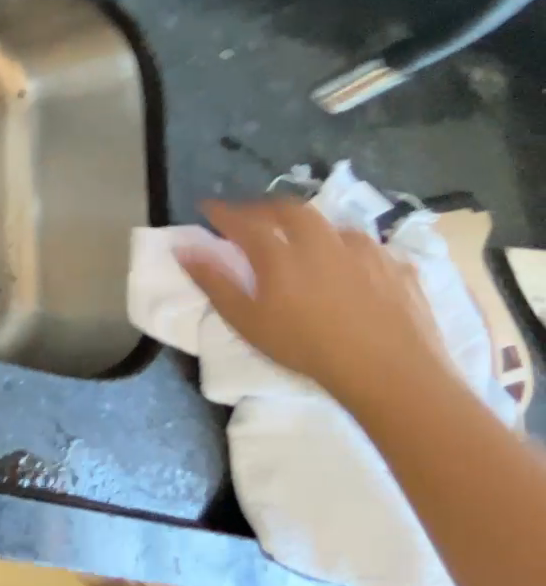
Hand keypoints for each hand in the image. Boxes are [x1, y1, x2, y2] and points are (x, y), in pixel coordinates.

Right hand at [179, 199, 451, 405]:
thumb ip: (213, 282)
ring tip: (307, 242)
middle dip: (267, 208)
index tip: (207, 208)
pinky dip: (354, 250)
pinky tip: (355, 266)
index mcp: (279, 254)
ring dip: (314, 227)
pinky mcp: (401, 273)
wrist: (395, 378)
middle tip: (254, 218)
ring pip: (335, 225)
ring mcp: (366, 256)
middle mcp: (321, 244)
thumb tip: (183, 250)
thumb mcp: (246, 320)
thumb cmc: (308, 348)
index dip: (221, 212)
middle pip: (291, 210)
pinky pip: (374, 250)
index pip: (242, 221)